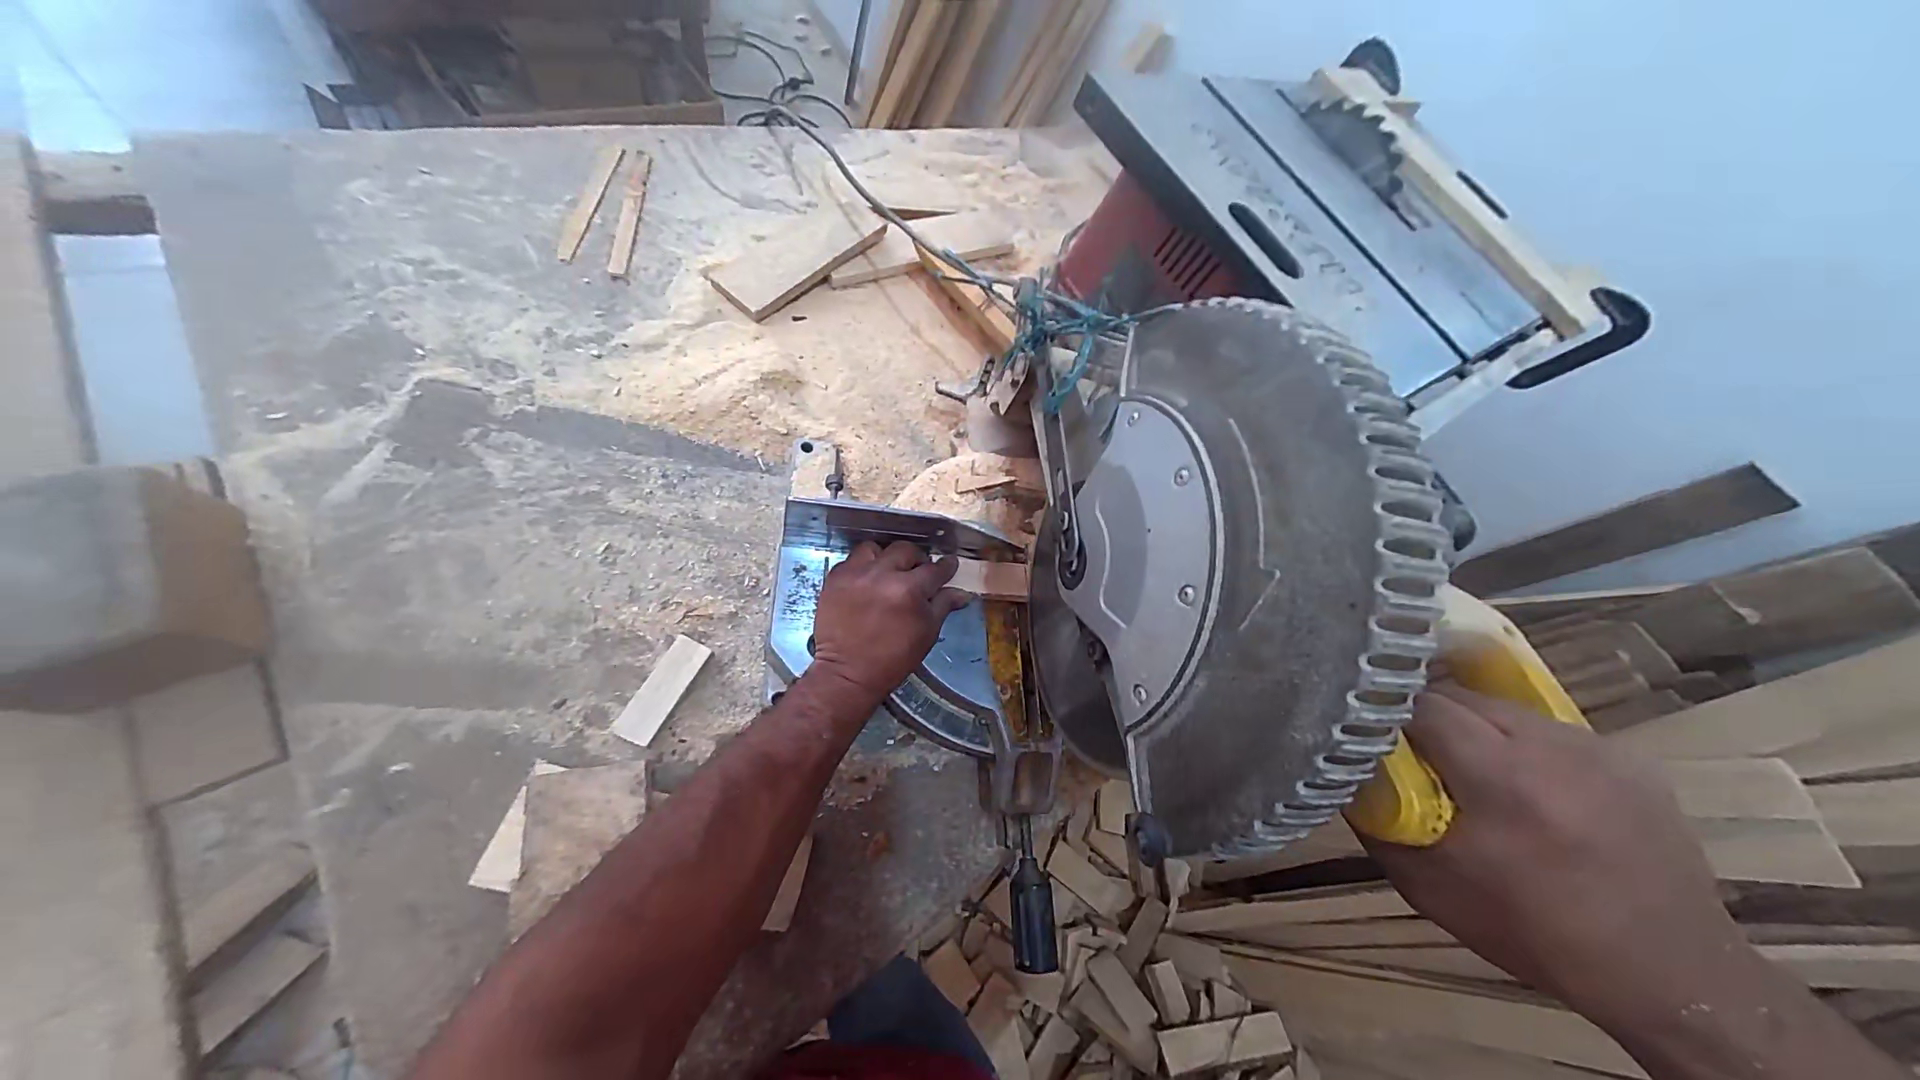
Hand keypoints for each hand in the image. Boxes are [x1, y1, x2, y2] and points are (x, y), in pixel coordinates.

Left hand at [805, 541, 969, 713]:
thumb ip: (943, 606)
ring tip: (887, 573)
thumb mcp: (926, 633)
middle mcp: (882, 575)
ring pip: (876, 549)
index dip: (946, 566)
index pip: (935, 569)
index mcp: (909, 590)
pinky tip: (866, 582)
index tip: (948, 565)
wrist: (846, 673)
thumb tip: (962, 593)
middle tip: (917, 573)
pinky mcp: (835, 578)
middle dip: (916, 560)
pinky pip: (853, 560)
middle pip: (906, 550)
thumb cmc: (892, 659)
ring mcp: (856, 574)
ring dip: (886, 558)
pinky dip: (862, 567)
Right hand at [1361, 686, 1749, 1027]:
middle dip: (1424, 715)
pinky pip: (1546, 729)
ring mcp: (1598, 748)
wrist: (1671, 975)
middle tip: (1409, 751)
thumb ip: (1376, 819)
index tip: (1367, 729)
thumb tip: (1347, 772)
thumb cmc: (1532, 932)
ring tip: (1467, 770)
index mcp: (1503, 779)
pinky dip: (1518, 744)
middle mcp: (1553, 749)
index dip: (1386, 710)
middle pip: (1459, 695)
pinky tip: (1525, 786)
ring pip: (1502, 707)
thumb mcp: (1427, 884)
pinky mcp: (1628, 756)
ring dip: (1471, 727)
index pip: (1422, 704)